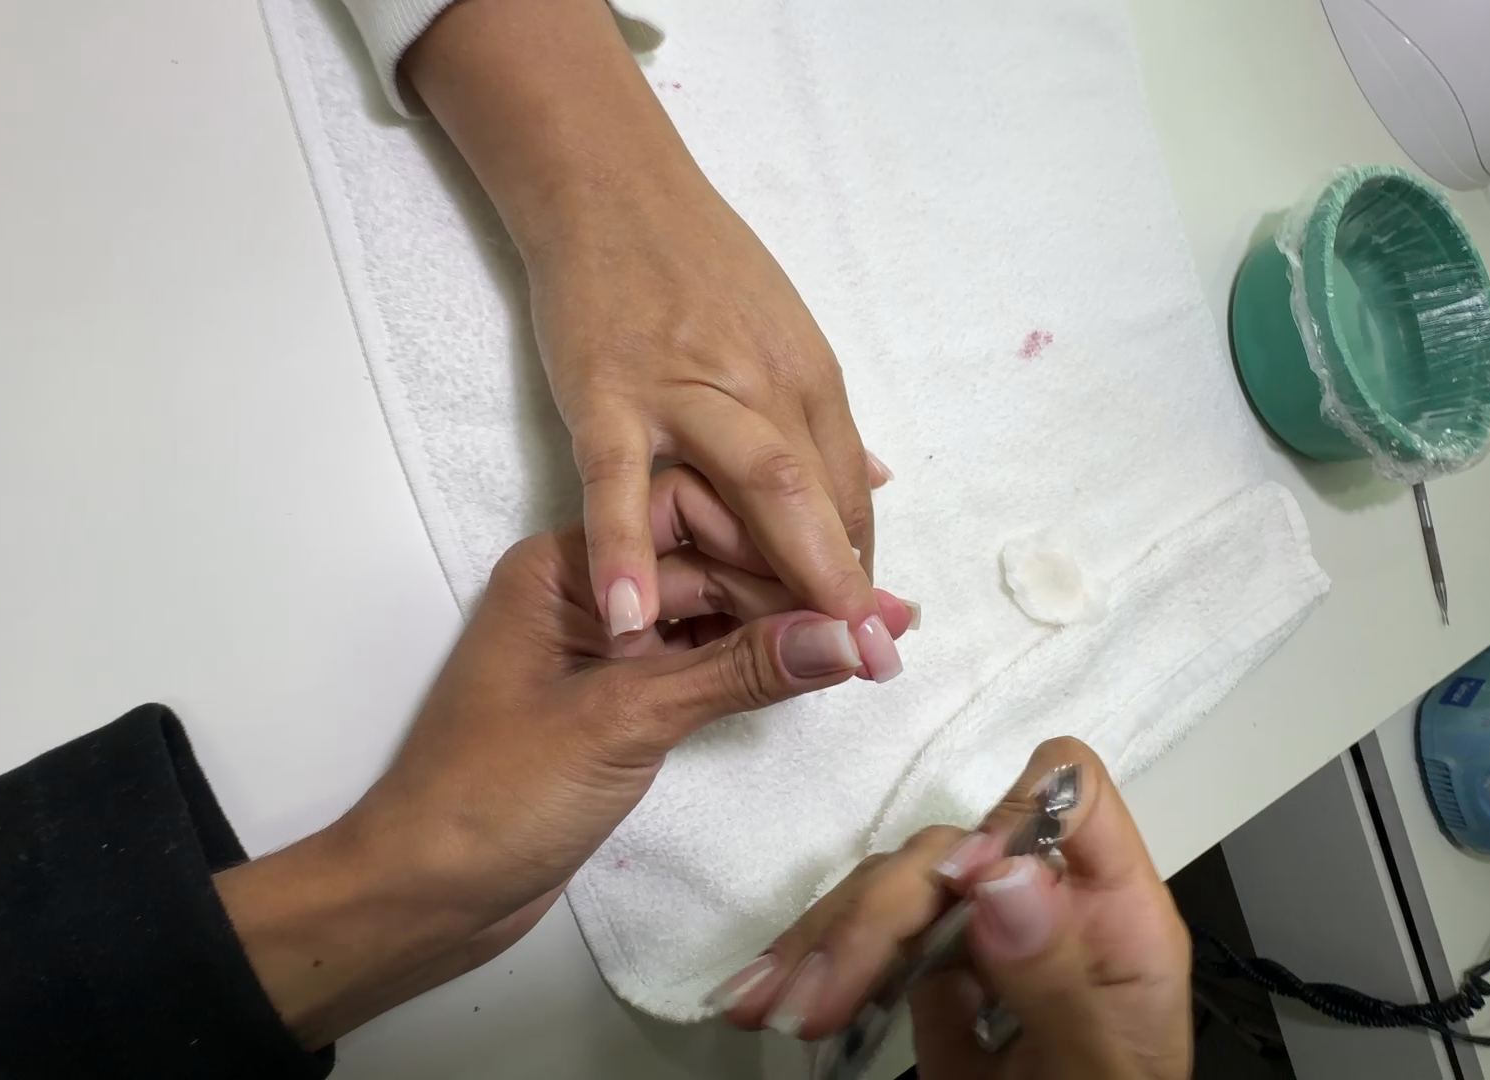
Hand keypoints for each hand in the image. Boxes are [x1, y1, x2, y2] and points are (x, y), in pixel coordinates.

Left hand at [215, 468, 913, 1047]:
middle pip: (712, 566)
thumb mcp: (625, 720)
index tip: (852, 584)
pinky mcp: (629, 688)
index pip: (689, 522)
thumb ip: (741, 671)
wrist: (428, 896)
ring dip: (787, 629)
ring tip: (872, 640)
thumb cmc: (499, 793)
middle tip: (884, 618)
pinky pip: (705, 657)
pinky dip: (759, 663)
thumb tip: (849, 639)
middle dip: (795, 594)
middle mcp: (594, 587)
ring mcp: (614, 640)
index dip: (773, 550)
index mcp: (569, 563)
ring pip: (716, 614)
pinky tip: (817, 665)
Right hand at [403, 0, 896, 676]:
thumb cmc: (703, 271)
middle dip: (852, 585)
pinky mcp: (609, 392)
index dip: (860, 564)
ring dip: (783, 577)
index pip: (849, 492)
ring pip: (754, 488)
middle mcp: (766, 386)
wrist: (614, 188)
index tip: (866, 622)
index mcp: (810, 379)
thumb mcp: (787, 339)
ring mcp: (688, 389)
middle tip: (875, 663)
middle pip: (821, 498)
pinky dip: (628, 550)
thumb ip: (826, 422)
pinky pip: (621, 479)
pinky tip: (633, 619)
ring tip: (799, 659)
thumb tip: (880, 484)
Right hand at [712, 738, 1192, 1079]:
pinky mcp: (932, 967)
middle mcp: (1038, 902)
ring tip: (765, 1001)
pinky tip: (770, 992)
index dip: (1012, 813)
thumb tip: (996, 872)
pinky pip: (869, 939)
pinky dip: (816, 960)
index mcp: (1106, 914)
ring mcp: (981, 932)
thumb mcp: (1102, 1073)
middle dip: (875, 914)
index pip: (1069, 797)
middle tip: (813, 996)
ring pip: (893, 889)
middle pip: (949, 852)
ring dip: (826, 939)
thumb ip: (1060, 981)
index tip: (957, 883)